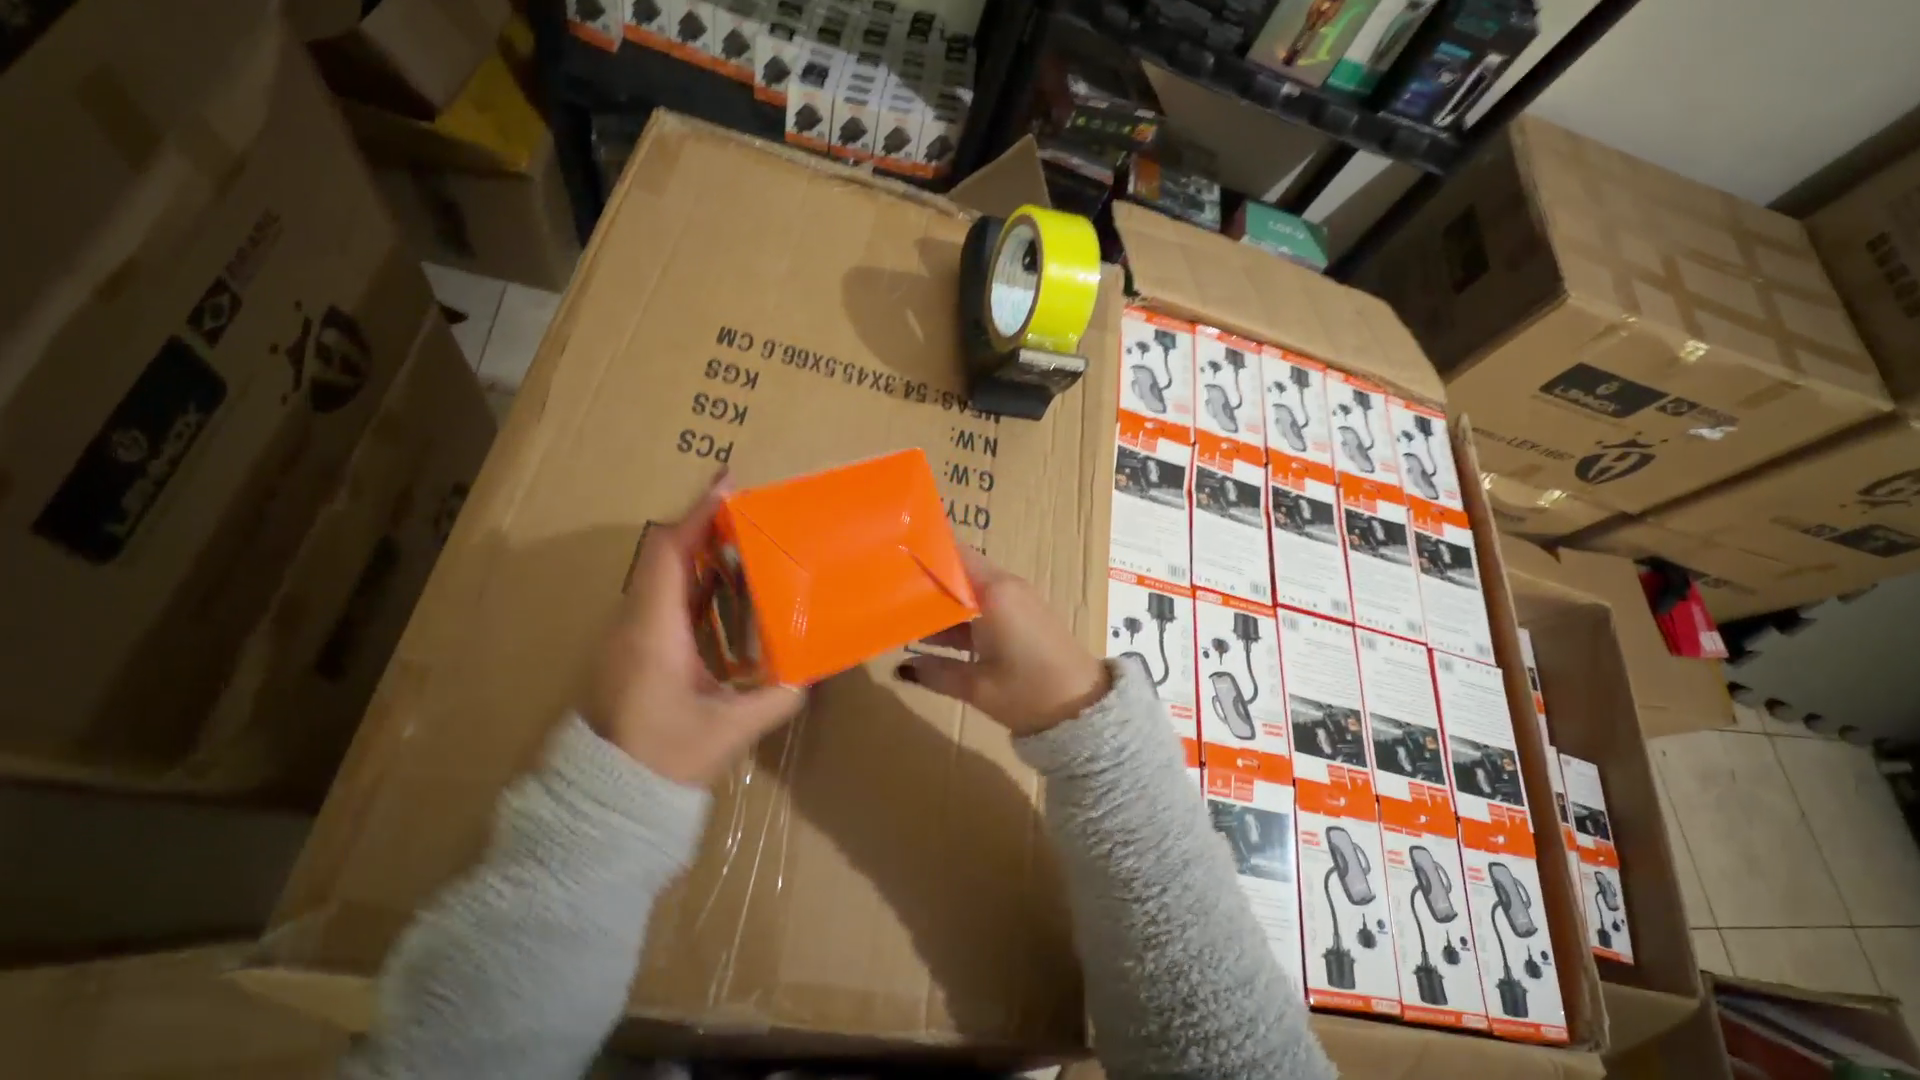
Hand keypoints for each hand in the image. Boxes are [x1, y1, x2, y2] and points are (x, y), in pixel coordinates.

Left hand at [582, 475, 804, 785]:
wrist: (604, 800)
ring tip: (745, 550)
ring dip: (698, 558)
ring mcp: (623, 638)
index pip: (668, 552)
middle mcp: (631, 624)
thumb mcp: (730, 730)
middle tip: (751, 517)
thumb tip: (810, 672)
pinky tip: (722, 599)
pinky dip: (690, 587)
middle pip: (663, 556)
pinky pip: (658, 602)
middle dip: (705, 529)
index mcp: (653, 632)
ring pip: (659, 578)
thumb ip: (776, 698)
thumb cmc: (665, 759)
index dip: (697, 514)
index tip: (728, 484)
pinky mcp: (625, 653)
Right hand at [895, 549, 1109, 735]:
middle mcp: (1005, 588)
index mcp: (994, 593)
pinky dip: (958, 618)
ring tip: (898, 611)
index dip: (923, 552)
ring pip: (968, 592)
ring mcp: (1015, 603)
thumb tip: (902, 667)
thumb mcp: (977, 686)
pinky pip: (982, 608)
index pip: (953, 554)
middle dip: (926, 580)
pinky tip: (930, 637)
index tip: (891, 553)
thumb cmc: (1029, 693)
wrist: (1085, 711)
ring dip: (940, 603)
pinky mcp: (1021, 620)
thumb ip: (936, 672)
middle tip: (886, 585)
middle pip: (958, 572)